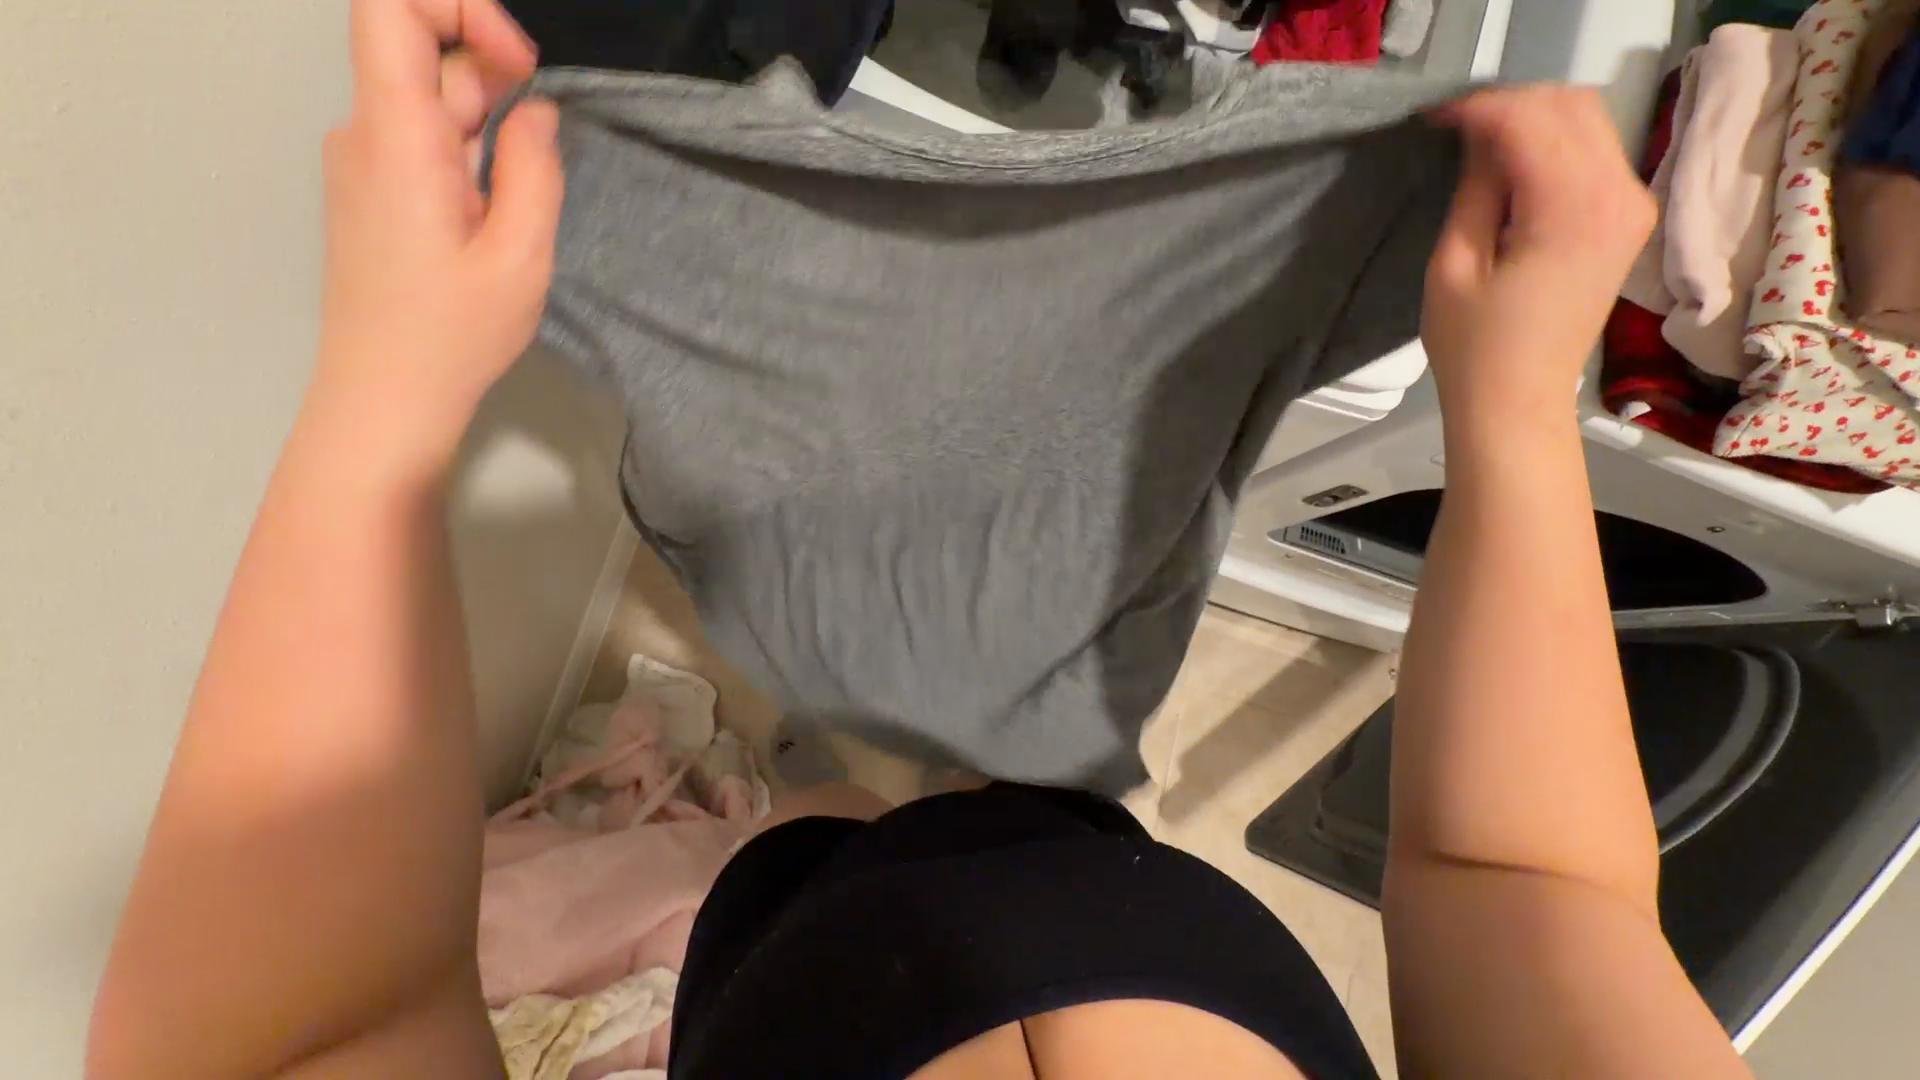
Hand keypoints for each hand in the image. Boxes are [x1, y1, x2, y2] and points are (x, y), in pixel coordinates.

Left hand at [316, 0, 562, 429]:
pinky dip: (467, 152)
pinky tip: (496, 209)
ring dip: (485, 123)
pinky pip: (421, 143)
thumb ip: (532, 170)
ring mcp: (362, 164)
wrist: (386, 394)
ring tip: (523, 194)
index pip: (391, 8)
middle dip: (491, 75)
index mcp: (396, 137)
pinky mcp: (372, 194)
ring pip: (425, 103)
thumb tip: (535, 111)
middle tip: (542, 145)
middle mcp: (364, 134)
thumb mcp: (520, 255)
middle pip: (418, 54)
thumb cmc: (455, 331)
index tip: (522, 68)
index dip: (460, 9)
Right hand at [1421, 85, 1654, 428]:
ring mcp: (1632, 206)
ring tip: (1478, 144)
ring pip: (1589, 123)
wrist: (1517, 401)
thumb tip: (1480, 142)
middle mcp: (1619, 195)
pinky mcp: (1626, 220)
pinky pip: (1595, 155)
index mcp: (1572, 209)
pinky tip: (1511, 167)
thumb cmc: (1473, 347)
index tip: (1435, 118)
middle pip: (1573, 107)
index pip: (1532, 122)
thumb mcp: (1452, 267)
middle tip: (1455, 125)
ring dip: (1533, 121)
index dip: (1481, 109)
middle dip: (1511, 105)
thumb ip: (1475, 192)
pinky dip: (1553, 145)